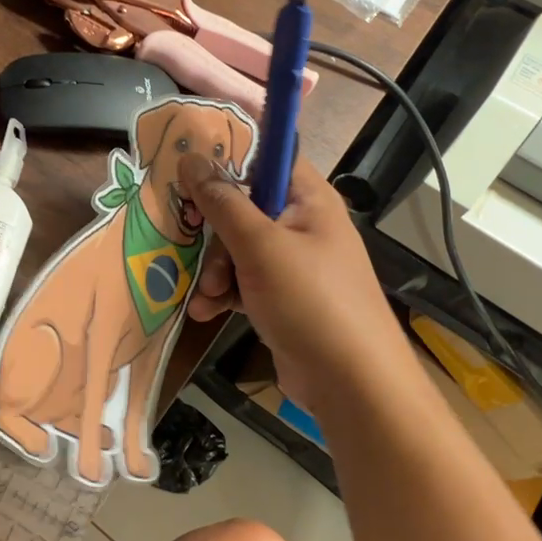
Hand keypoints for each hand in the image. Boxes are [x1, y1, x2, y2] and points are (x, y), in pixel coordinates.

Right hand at [178, 153, 408, 410]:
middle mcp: (303, 225)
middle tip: (194, 247)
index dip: (231, 156)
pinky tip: (207, 313)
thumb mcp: (259, 246)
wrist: (352, 384)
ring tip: (207, 296)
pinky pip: (244, 282)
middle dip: (213, 232)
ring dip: (214, 270)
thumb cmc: (311, 302)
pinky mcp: (284, 299)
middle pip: (243, 206)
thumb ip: (222, 202)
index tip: (189, 166)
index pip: (269, 157)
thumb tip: (192, 159)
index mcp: (310, 200)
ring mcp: (294, 265)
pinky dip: (224, 295)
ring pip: (237, 248)